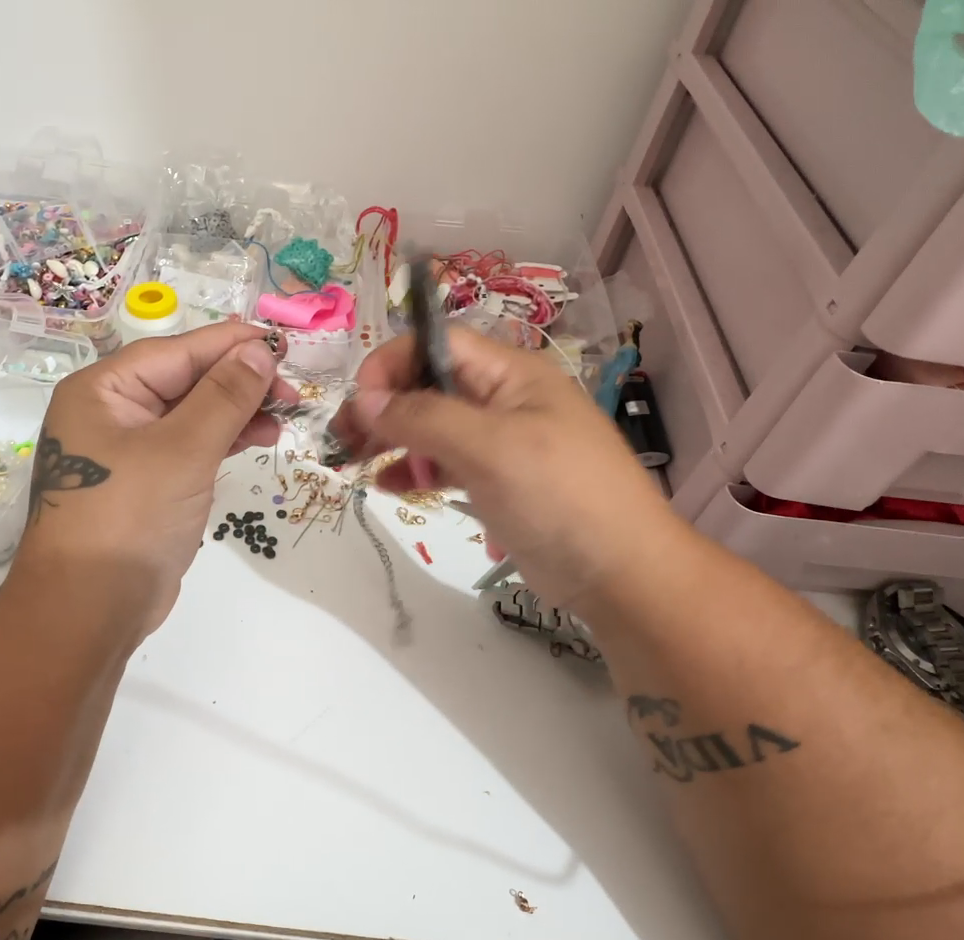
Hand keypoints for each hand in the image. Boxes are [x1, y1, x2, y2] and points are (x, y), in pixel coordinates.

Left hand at [11, 322, 294, 631]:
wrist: (91, 606)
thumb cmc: (130, 517)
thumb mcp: (183, 450)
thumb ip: (224, 397)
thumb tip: (259, 352)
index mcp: (104, 390)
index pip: (177, 351)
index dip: (231, 345)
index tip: (283, 344)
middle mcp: (111, 413)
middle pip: (184, 380)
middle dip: (239, 382)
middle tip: (291, 392)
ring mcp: (128, 451)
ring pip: (191, 415)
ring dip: (237, 412)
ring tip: (283, 419)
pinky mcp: (146, 485)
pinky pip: (189, 448)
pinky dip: (223, 442)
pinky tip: (257, 441)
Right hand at [331, 327, 678, 609]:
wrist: (619, 571)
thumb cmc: (559, 497)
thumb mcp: (490, 449)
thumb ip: (424, 418)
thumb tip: (365, 400)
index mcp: (513, 375)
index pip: (440, 344)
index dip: (394, 363)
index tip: (359, 401)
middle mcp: (506, 401)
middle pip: (431, 385)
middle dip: (385, 405)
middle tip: (344, 438)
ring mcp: (504, 445)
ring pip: (435, 428)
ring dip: (395, 440)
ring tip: (359, 464)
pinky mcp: (500, 484)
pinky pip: (448, 466)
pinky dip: (417, 472)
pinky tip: (390, 486)